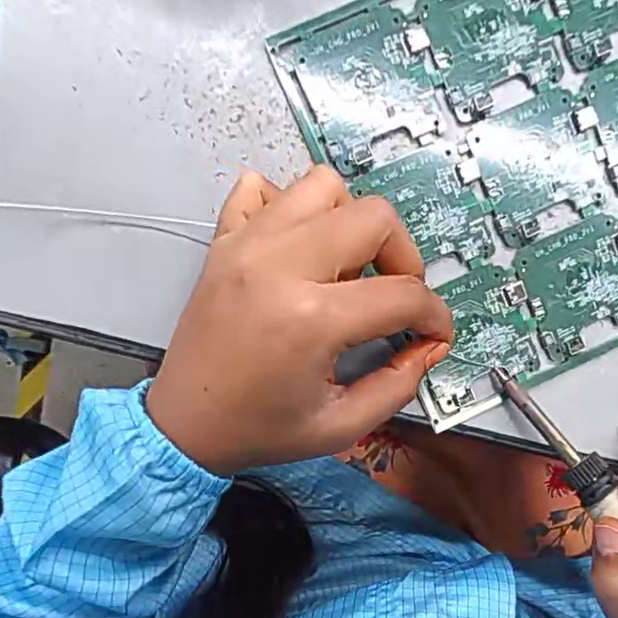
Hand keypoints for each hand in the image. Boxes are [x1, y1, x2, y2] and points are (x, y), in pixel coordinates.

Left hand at [146, 166, 454, 475]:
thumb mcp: (339, 427)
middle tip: (395, 298)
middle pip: (373, 218)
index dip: (433, 316)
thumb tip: (427, 349)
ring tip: (347, 271)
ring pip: (323, 186)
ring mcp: (246, 246)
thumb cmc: (257, 430)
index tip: (433, 333)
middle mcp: (278, 266)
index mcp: (310, 320)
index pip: (401, 294)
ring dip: (351, 223)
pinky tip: (298, 250)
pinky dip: (290, 207)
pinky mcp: (223, 243)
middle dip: (403, 258)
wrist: (184, 427)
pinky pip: (262, 190)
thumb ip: (396, 388)